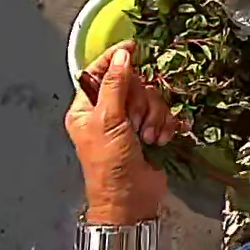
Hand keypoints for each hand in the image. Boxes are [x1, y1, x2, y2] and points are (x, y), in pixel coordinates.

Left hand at [66, 41, 176, 223]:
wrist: (131, 202)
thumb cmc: (110, 166)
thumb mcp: (108, 121)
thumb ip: (115, 85)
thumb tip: (122, 56)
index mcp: (86, 108)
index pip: (98, 72)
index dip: (115, 59)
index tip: (133, 48)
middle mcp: (106, 112)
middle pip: (130, 82)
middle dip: (139, 99)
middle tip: (134, 119)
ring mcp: (128, 122)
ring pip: (149, 97)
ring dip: (153, 115)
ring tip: (146, 135)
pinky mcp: (148, 132)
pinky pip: (162, 114)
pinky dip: (163, 125)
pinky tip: (158, 140)